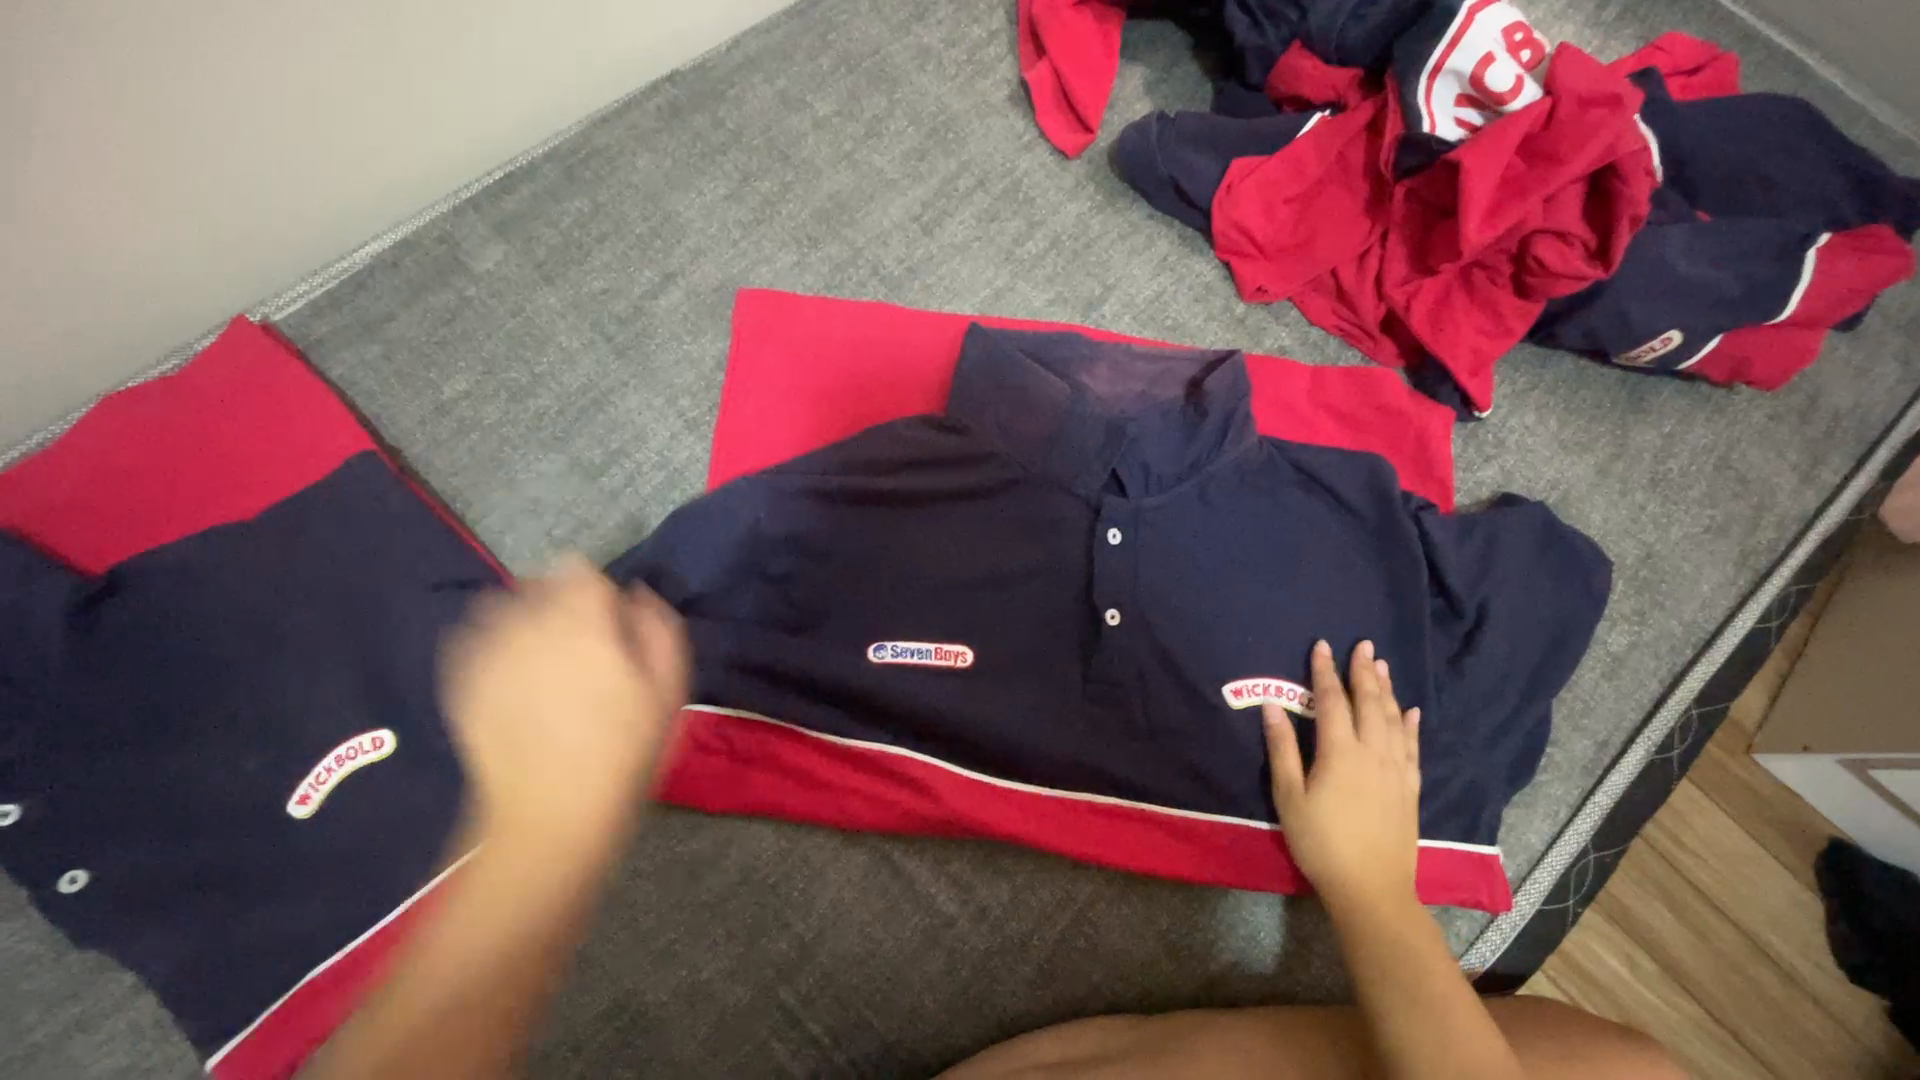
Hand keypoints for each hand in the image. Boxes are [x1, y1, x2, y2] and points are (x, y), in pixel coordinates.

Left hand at [439, 555, 690, 848]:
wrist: (550, 817)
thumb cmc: (623, 753)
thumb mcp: (666, 691)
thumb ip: (658, 629)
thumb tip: (638, 594)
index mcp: (584, 622)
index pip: (581, 571)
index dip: (598, 591)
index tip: (609, 620)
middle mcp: (529, 624)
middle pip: (540, 583)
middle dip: (561, 602)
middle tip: (581, 643)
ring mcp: (488, 651)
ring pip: (502, 605)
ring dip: (523, 616)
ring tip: (541, 654)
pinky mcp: (461, 680)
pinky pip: (470, 637)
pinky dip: (489, 641)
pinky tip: (508, 671)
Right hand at [1264, 639, 1421, 913]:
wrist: (1371, 888)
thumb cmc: (1319, 842)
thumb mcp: (1289, 797)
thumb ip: (1282, 749)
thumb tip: (1273, 707)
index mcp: (1339, 752)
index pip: (1331, 701)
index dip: (1325, 672)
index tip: (1322, 646)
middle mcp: (1372, 753)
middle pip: (1369, 703)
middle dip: (1364, 672)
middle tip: (1363, 645)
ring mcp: (1395, 770)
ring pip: (1393, 720)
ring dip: (1387, 690)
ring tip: (1382, 666)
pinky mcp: (1409, 789)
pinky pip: (1412, 747)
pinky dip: (1411, 725)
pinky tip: (1411, 711)